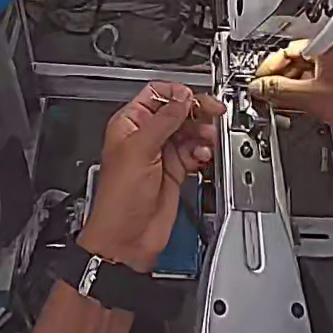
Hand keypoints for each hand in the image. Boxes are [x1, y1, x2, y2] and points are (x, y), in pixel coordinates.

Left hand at [81, 82, 224, 272]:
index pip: (156, 95)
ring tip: (208, 139)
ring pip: (190, 131)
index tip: (191, 97)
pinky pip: (195, 152)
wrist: (128, 238)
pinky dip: (202, 151)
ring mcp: (163, 153)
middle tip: (213, 113)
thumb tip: (182, 98)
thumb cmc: (119, 199)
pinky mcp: (176, 170)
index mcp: (130, 124)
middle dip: (196, 112)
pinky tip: (202, 156)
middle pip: (177, 112)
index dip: (175, 94)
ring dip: (202, 133)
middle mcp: (146, 136)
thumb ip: (164, 121)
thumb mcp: (140, 150)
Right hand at [247, 36, 332, 152]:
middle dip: (282, 78)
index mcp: (329, 41)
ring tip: (289, 103)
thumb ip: (278, 91)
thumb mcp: (311, 98)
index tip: (260, 83)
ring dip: (297, 85)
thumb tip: (259, 87)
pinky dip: (313, 89)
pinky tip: (309, 105)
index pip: (286, 48)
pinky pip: (326, 76)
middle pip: (299, 57)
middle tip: (270, 95)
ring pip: (312, 68)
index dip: (269, 68)